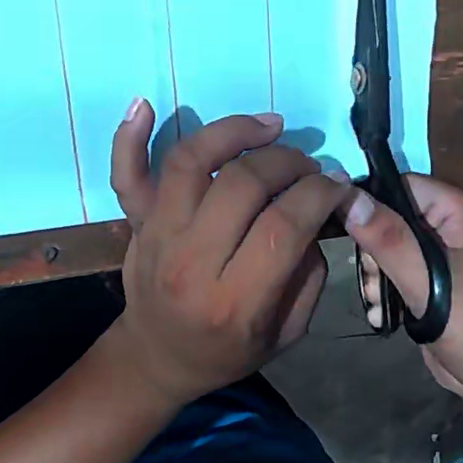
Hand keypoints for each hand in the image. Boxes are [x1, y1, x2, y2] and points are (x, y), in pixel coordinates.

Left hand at [100, 100, 350, 408]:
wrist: (158, 359)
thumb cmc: (228, 350)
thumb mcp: (287, 331)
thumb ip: (310, 274)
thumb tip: (318, 210)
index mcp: (234, 302)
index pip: (283, 226)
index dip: (320, 192)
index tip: (337, 183)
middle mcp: (190, 263)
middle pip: (242, 185)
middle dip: (289, 163)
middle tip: (309, 167)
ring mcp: (156, 237)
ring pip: (190, 162)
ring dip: (234, 132)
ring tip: (269, 127)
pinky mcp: (135, 223)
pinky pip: (125, 174)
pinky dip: (129, 137)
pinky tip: (144, 103)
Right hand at [340, 175, 462, 409]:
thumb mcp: (429, 285)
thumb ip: (388, 239)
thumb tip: (347, 196)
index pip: (404, 184)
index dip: (370, 203)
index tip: (341, 231)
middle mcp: (461, 226)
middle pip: (398, 217)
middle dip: (375, 250)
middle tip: (373, 284)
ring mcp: (455, 257)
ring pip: (398, 247)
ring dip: (380, 275)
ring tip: (378, 304)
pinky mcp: (447, 285)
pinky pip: (409, 273)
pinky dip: (392, 290)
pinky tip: (383, 314)